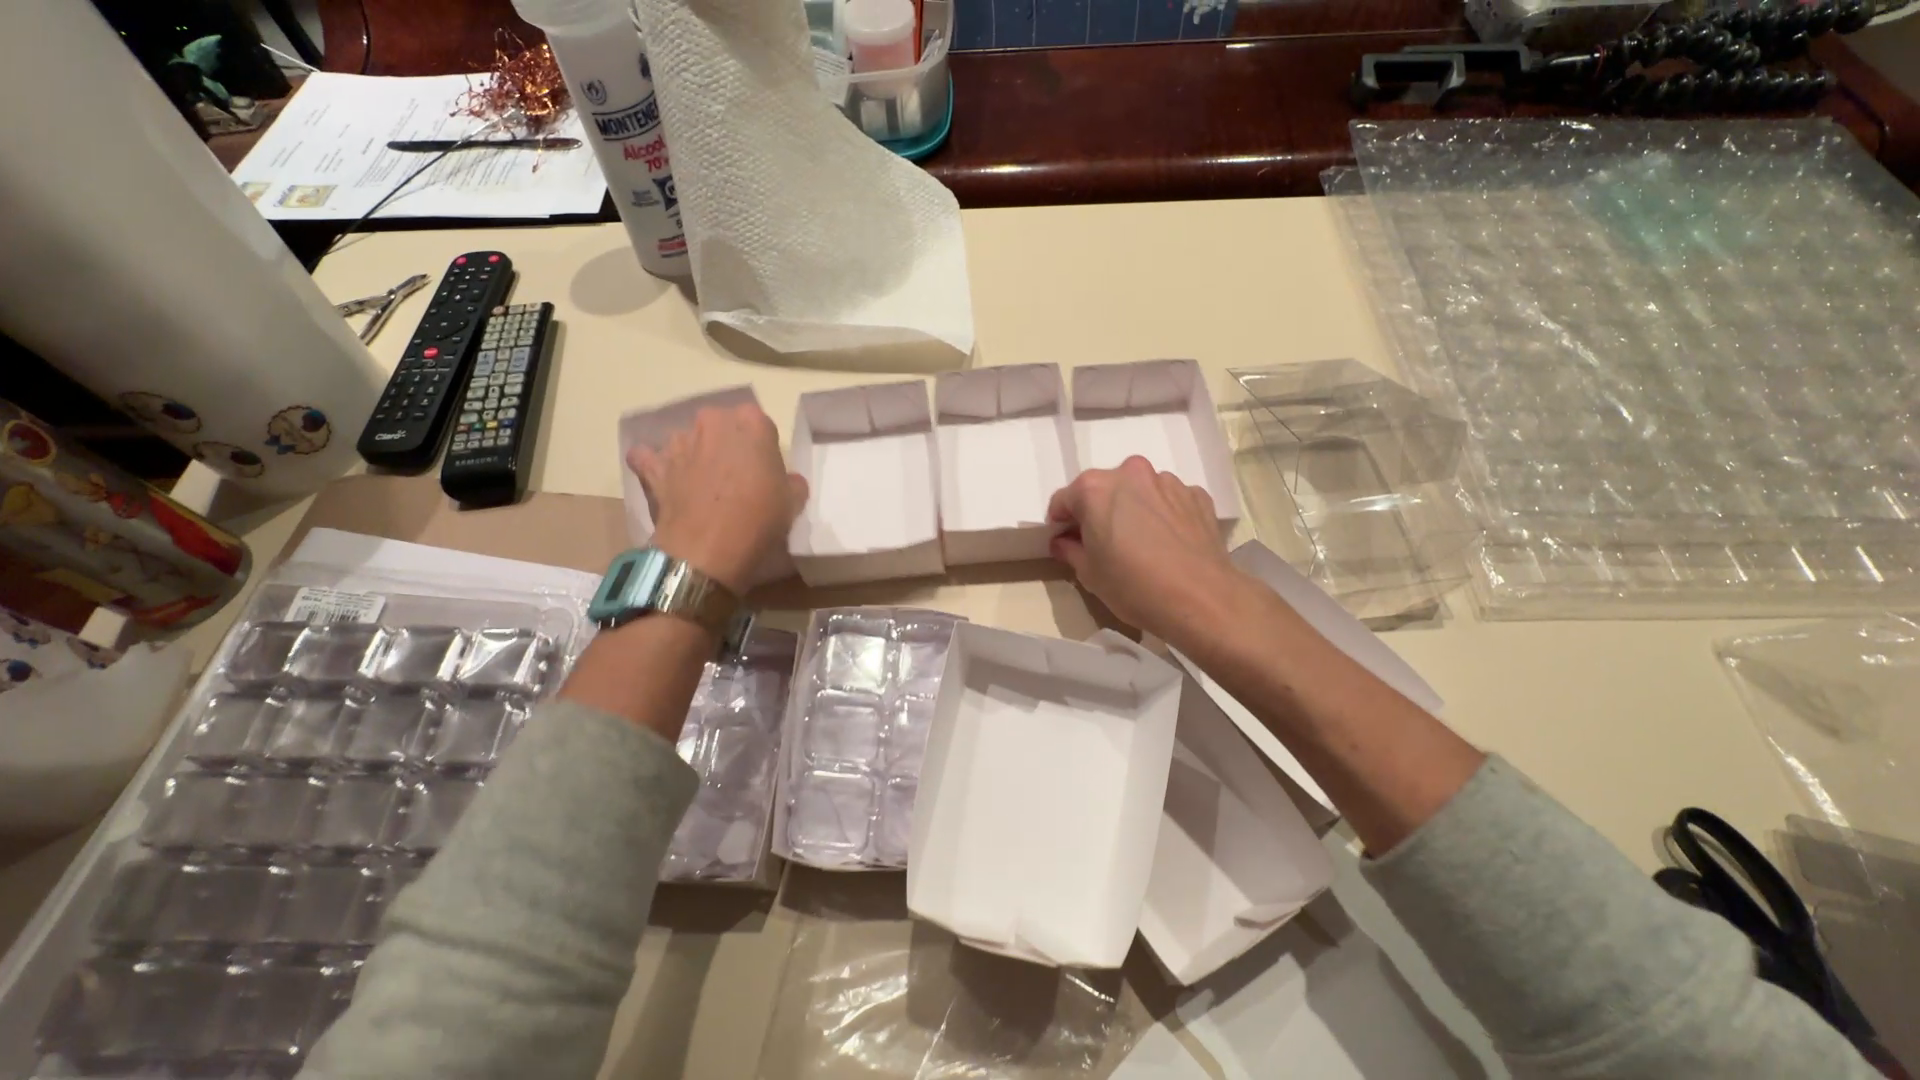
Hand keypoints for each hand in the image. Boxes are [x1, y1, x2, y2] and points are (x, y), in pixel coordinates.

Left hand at [629, 404, 806, 592]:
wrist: (707, 552)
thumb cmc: (758, 522)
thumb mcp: (792, 503)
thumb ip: (791, 483)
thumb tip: (787, 481)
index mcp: (751, 422)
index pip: (759, 425)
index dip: (762, 450)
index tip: (764, 473)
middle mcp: (712, 422)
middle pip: (721, 426)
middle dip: (726, 445)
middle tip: (734, 478)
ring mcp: (678, 441)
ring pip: (687, 440)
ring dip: (693, 455)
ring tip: (700, 487)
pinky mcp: (652, 465)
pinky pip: (647, 457)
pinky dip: (652, 464)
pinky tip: (661, 480)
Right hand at [1047, 456, 1244, 643]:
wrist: (1201, 599)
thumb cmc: (1134, 587)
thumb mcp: (1090, 575)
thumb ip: (1071, 550)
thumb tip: (1064, 542)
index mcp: (1095, 489)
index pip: (1064, 499)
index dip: (1062, 522)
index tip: (1067, 541)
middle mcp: (1131, 473)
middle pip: (1104, 489)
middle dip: (1099, 511)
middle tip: (1104, 543)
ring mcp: (1168, 482)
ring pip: (1139, 492)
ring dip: (1134, 510)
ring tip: (1142, 544)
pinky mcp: (1197, 496)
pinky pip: (1169, 501)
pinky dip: (1163, 515)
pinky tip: (1168, 543)